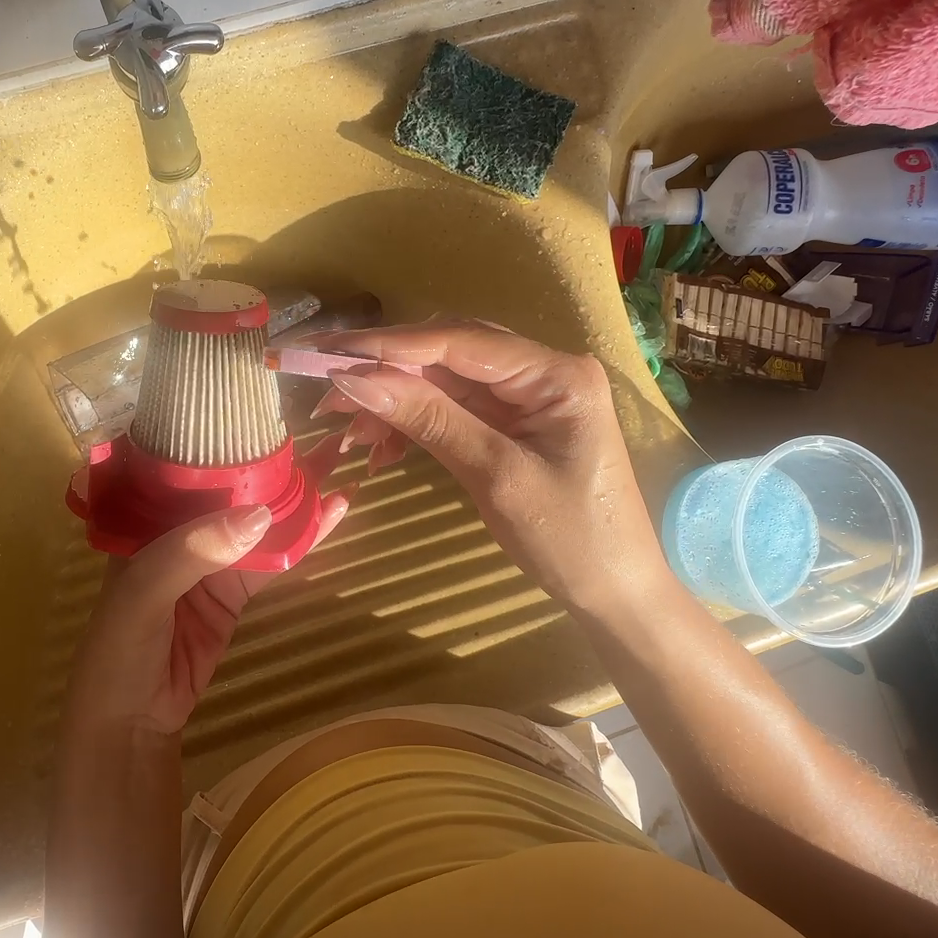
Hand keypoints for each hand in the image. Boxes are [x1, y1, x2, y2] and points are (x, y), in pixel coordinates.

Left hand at [62, 445, 351, 737]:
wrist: (131, 722)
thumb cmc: (119, 651)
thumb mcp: (142, 595)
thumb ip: (193, 551)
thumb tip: (260, 515)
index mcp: (142, 520)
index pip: (183, 470)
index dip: (221, 444)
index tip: (263, 417)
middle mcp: (176, 532)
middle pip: (228, 490)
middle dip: (268, 465)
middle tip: (317, 437)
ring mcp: (209, 562)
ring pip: (256, 522)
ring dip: (293, 499)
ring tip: (336, 465)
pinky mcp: (233, 592)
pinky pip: (272, 560)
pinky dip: (302, 539)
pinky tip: (332, 515)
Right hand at [311, 320, 671, 611]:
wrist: (613, 595)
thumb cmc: (569, 539)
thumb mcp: (495, 476)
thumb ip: (428, 419)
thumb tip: (354, 379)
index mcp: (555, 373)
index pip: (457, 342)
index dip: (386, 346)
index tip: (326, 353)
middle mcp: (541, 371)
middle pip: (446, 353)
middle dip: (382, 370)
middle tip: (323, 388)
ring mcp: (525, 398)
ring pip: (441, 381)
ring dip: (391, 401)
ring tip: (344, 431)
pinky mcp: (510, 424)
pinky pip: (449, 410)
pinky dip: (411, 424)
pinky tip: (379, 448)